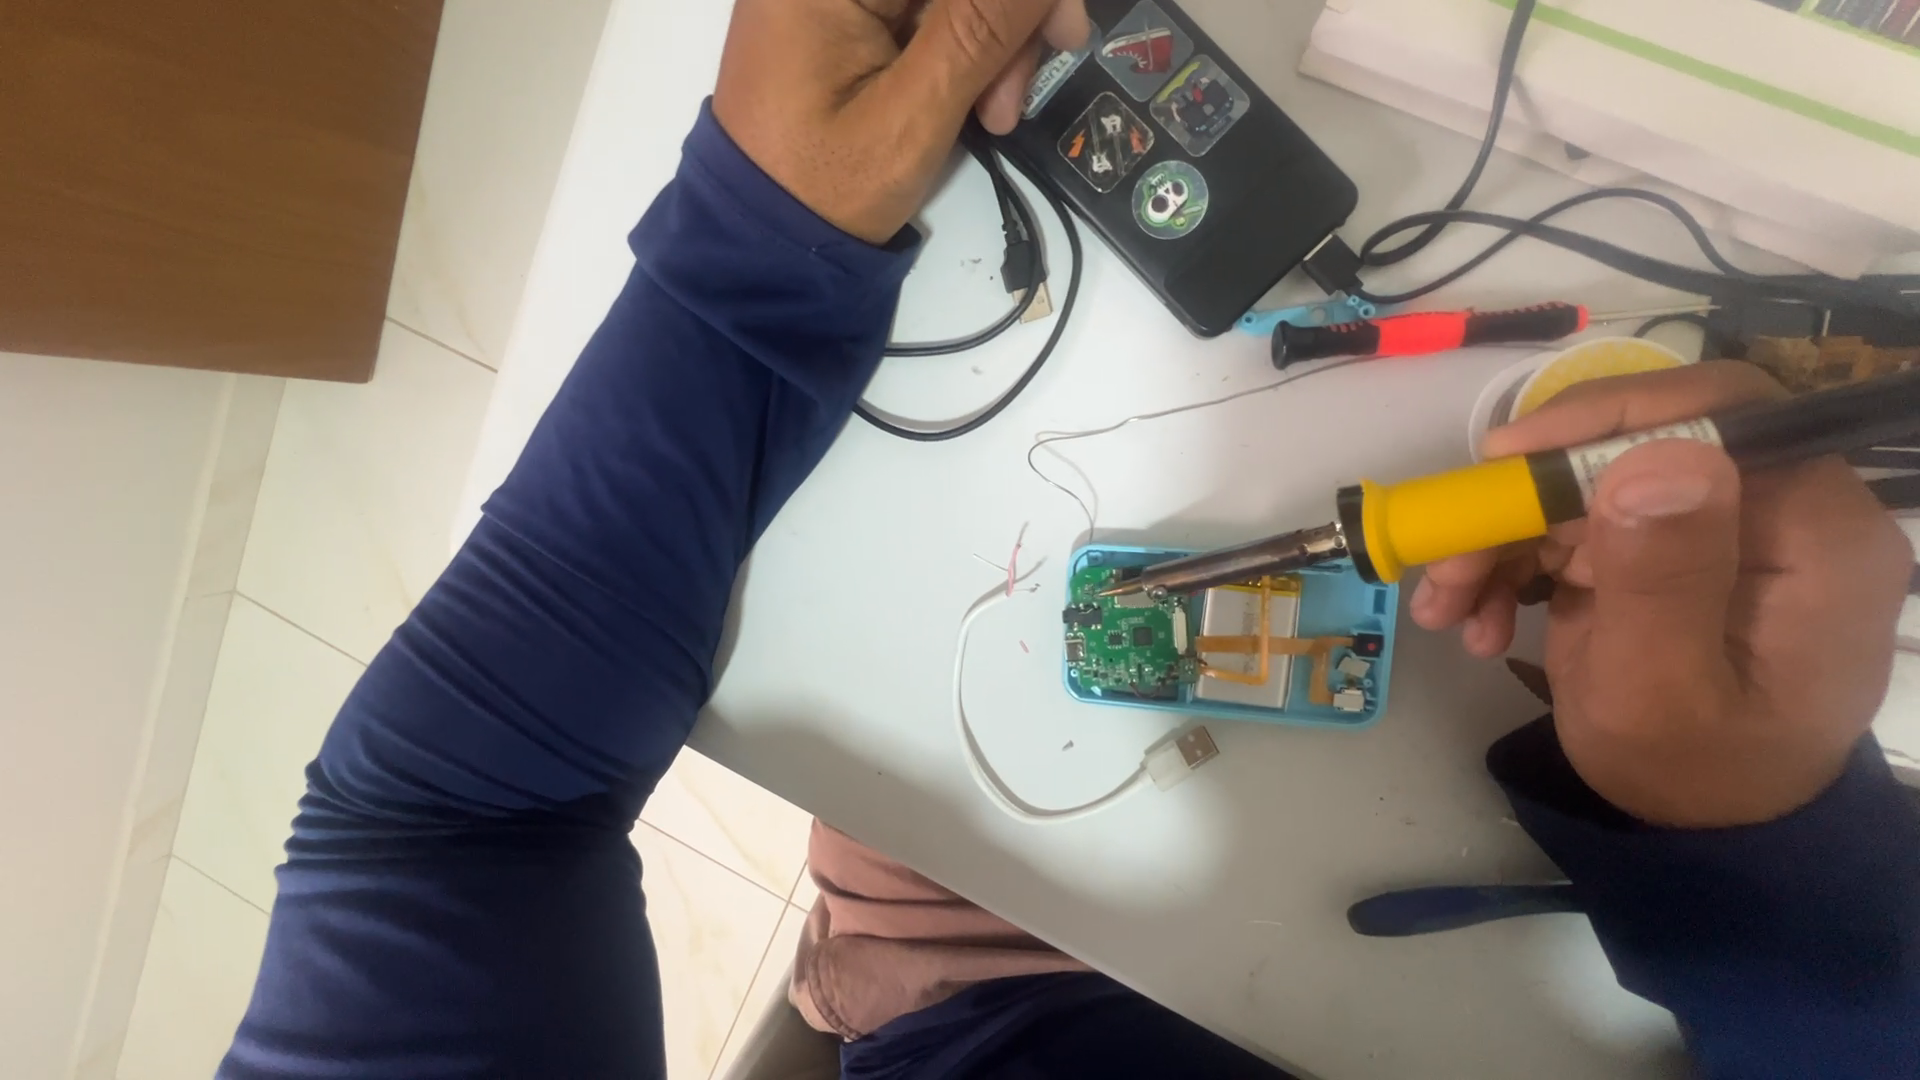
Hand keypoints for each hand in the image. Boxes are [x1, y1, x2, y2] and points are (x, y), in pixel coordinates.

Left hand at [713, 0, 1089, 243]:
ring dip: (989, 44)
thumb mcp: (912, 115)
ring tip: (993, 119)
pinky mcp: (846, 14)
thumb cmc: (828, 189)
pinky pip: (925, 12)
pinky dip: (959, 50)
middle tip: (1016, 99)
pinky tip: (969, 101)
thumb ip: (982, 26)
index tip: (1062, 34)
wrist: (768, 240)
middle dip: (1004, 21)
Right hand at [1413, 363, 1911, 826]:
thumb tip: (1652, 462)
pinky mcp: (1632, 553)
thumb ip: (1664, 578)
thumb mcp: (1666, 686)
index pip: (1722, 413)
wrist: (1687, 815)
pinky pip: (1546, 530)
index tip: (1509, 458)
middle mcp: (1749, 514)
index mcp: (1806, 534)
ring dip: (1486, 544)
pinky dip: (1495, 570)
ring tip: (1444, 608)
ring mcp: (1684, 532)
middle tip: (1446, 555)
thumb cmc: (1693, 765)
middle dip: (1514, 501)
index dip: (1609, 416)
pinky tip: (1471, 620)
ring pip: (1563, 491)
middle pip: (1615, 450)